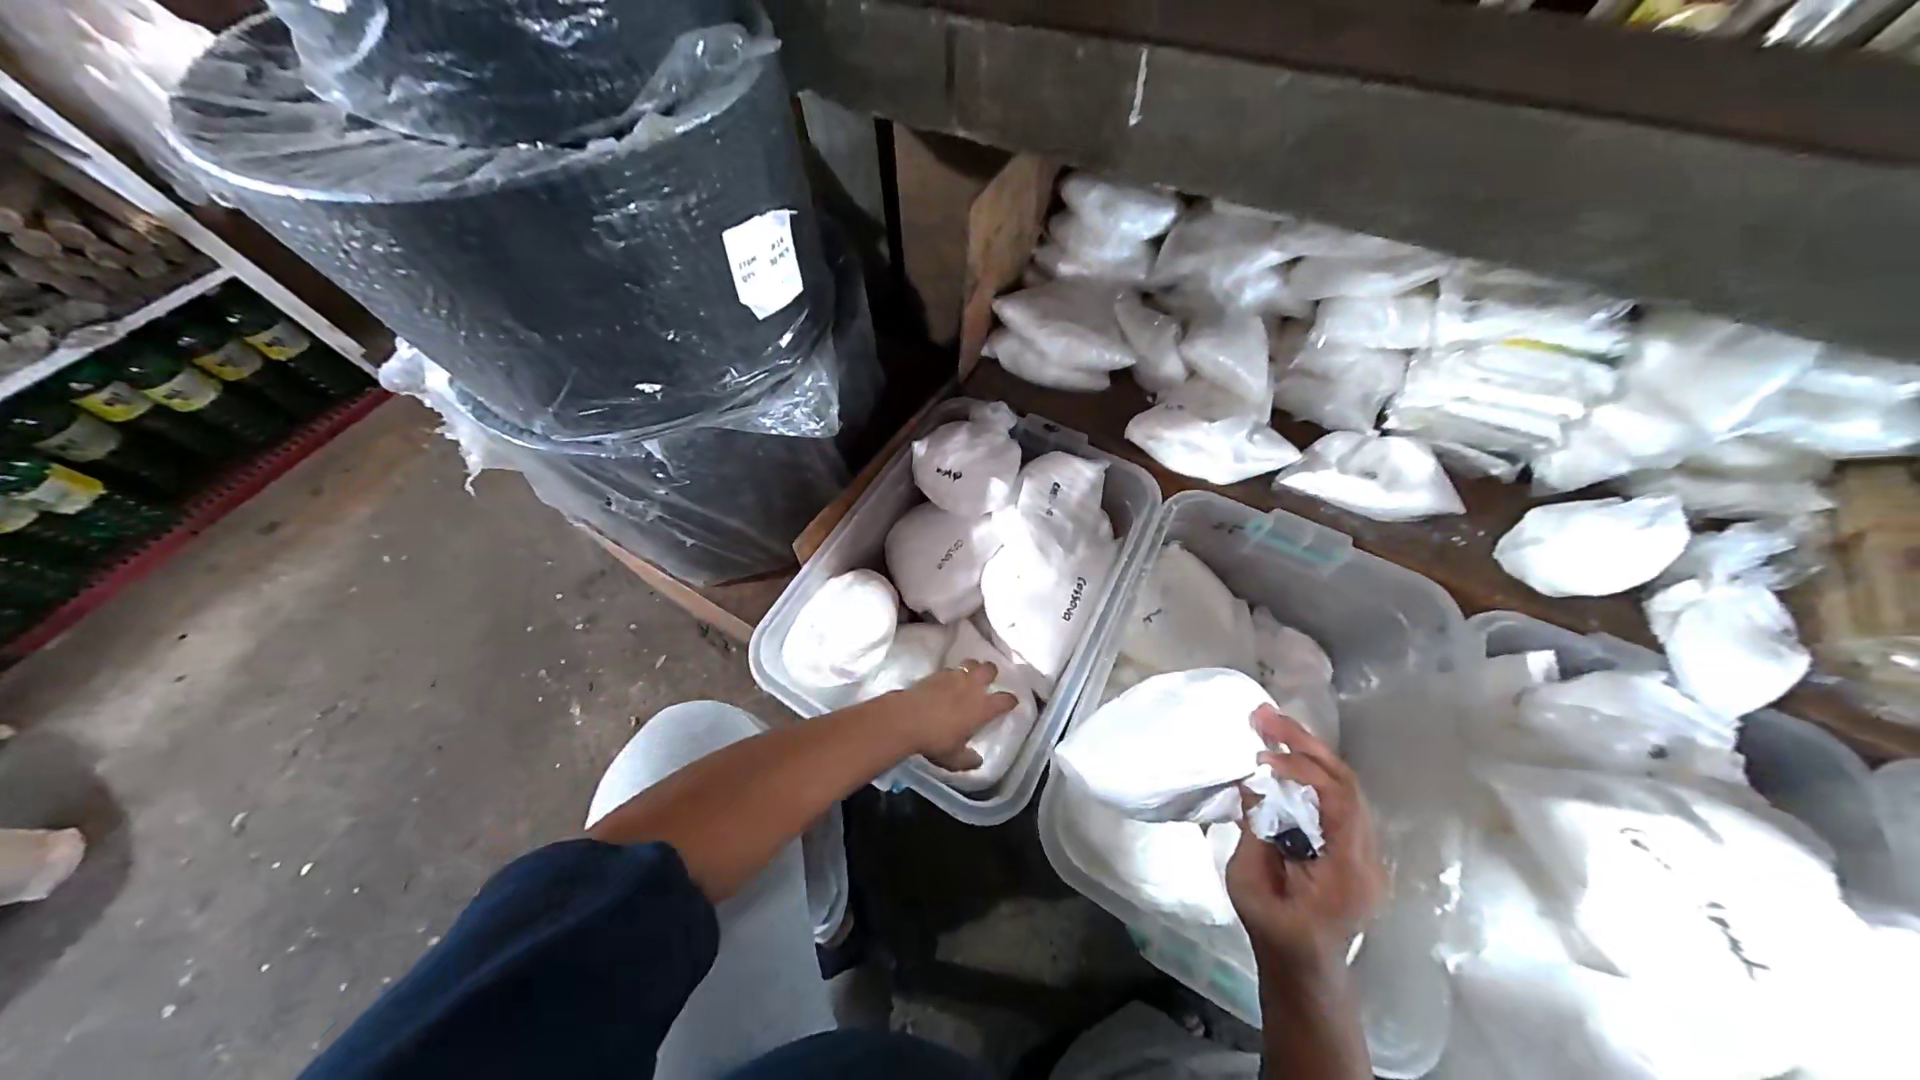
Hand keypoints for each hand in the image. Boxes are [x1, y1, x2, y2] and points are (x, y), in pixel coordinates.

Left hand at [887, 661, 1017, 770]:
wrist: (906, 719)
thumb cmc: (935, 740)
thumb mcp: (954, 758)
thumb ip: (968, 759)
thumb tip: (977, 761)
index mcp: (982, 707)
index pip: (1005, 700)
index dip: (1010, 701)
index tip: (1011, 703)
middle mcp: (972, 687)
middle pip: (989, 669)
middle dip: (991, 672)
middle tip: (988, 679)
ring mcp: (954, 676)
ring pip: (970, 663)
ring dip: (972, 667)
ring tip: (968, 675)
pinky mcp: (936, 673)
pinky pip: (950, 668)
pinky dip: (952, 673)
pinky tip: (946, 681)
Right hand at [1226, 705, 1385, 972]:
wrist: (1304, 966)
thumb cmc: (1274, 932)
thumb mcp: (1249, 883)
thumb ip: (1255, 831)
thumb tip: (1252, 782)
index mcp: (1349, 870)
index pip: (1339, 801)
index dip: (1303, 769)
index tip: (1262, 756)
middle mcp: (1367, 854)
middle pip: (1346, 782)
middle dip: (1304, 743)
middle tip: (1264, 715)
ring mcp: (1363, 847)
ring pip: (1343, 783)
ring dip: (1306, 749)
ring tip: (1269, 723)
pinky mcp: (1350, 842)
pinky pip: (1335, 795)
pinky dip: (1308, 768)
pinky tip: (1282, 752)